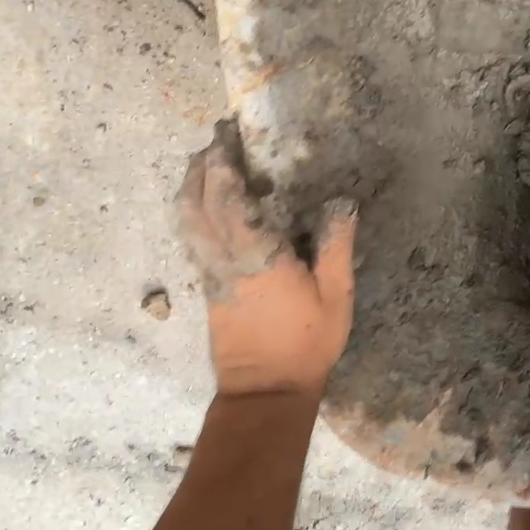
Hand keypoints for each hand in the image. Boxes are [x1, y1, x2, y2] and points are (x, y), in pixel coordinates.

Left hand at [176, 122, 358, 395]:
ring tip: (203, 164)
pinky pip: (193, 238)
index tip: (226, 137)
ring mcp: (210, 276)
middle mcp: (223, 261)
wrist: (266, 392)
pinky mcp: (209, 289)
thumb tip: (341, 202)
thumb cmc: (307, 342)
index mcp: (255, 258)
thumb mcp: (335, 294)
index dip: (223, 166)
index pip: (228, 202)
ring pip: (187, 223)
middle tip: (213, 141)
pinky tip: (208, 206)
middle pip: (195, 206)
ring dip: (190, 189)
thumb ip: (336, 246)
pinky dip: (194, 212)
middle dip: (199, 169)